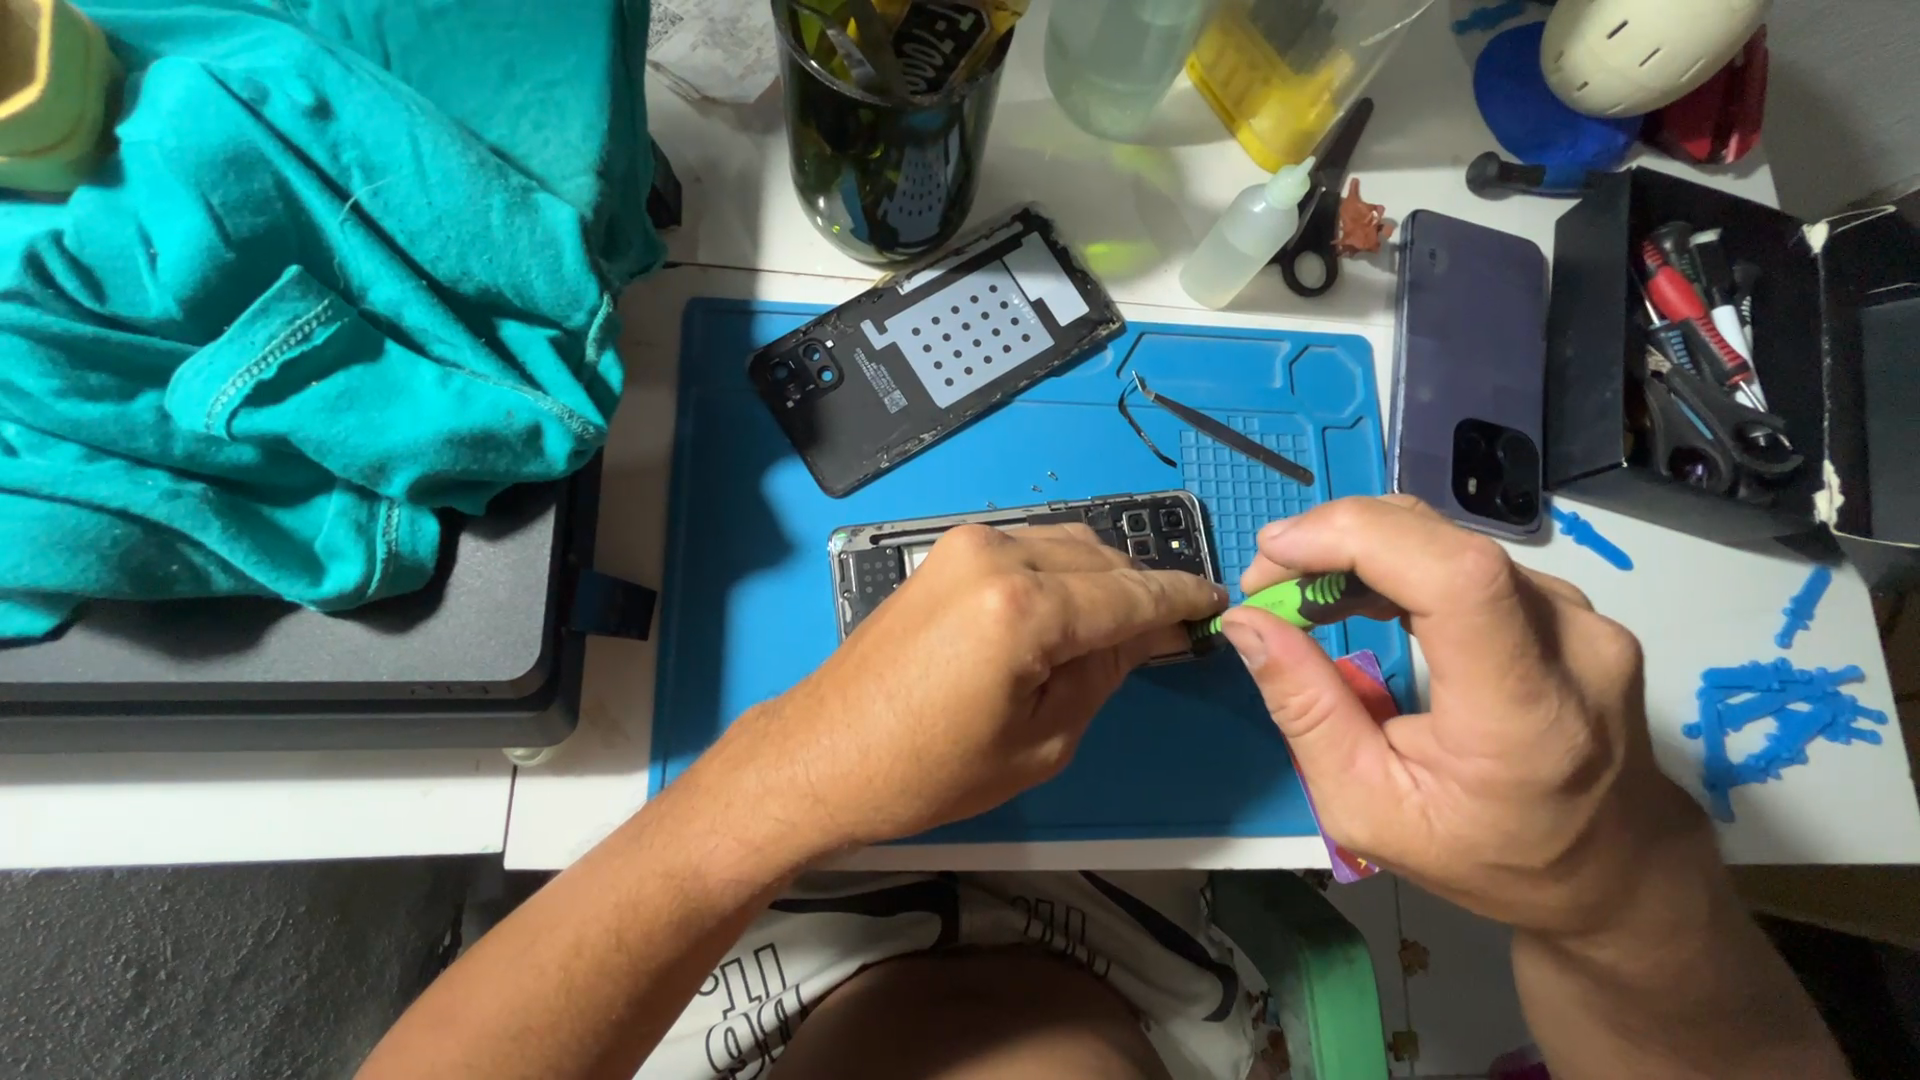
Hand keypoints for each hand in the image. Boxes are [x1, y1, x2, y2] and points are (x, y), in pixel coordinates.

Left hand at [704, 524, 1226, 854]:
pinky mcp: (944, 551)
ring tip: (1115, 630)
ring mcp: (964, 545)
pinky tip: (1065, 612)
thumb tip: (1148, 632)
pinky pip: (1027, 549)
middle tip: (1164, 635)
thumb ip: (1104, 673)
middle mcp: (996, 555)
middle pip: (1102, 559)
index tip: (1214, 604)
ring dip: (1101, 580)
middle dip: (1140, 593)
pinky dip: (1060, 573)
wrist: (824, 753)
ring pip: (1066, 545)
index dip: (1179, 600)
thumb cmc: (930, 772)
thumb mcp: (1042, 742)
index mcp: (1024, 608)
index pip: (1130, 594)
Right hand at [1219, 496, 1708, 936]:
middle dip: (1334, 539)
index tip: (1275, 554)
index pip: (1457, 578)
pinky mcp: (1564, 605)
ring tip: (1300, 593)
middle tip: (1268, 580)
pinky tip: (1353, 595)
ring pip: (1447, 539)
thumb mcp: (1368, 807)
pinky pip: (1461, 555)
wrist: (1616, 871)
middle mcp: (1571, 643)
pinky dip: (1390, 560)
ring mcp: (1577, 616)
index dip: (1358, 540)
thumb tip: (1247, 623)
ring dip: (1356, 547)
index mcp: (1525, 711)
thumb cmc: (1487, 855)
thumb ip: (1305, 712)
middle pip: (1443, 542)